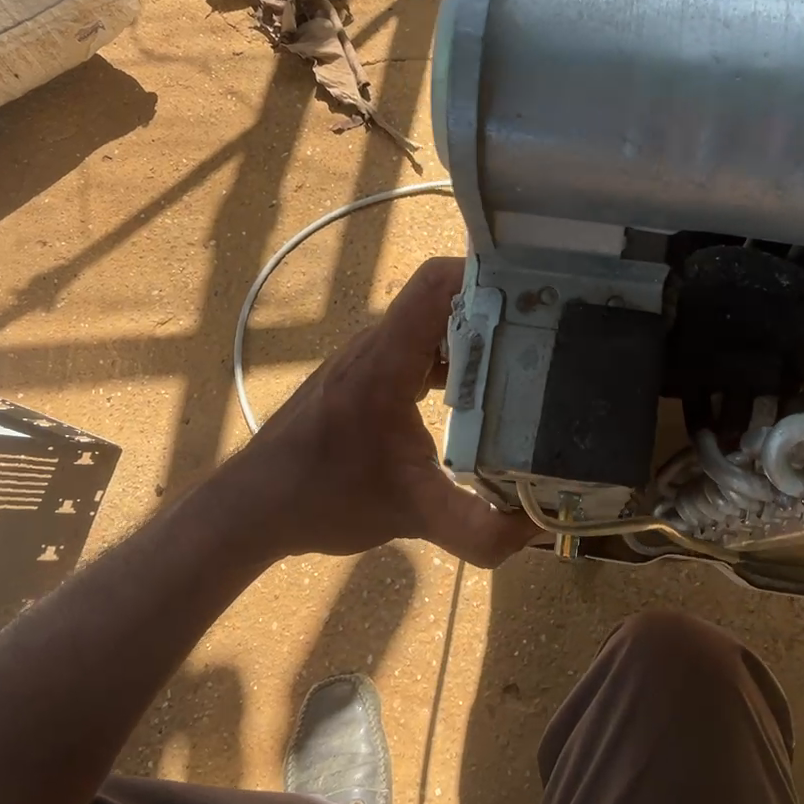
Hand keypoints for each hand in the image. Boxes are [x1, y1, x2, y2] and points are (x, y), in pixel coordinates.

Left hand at [230, 257, 540, 566]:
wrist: (254, 504)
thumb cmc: (323, 497)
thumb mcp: (411, 515)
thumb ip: (477, 528)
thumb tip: (536, 527)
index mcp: (387, 360)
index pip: (437, 283)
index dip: (488, 276)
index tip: (538, 297)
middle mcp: (378, 343)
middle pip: (444, 297)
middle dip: (499, 308)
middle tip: (549, 335)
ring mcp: (370, 355)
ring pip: (433, 321)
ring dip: (477, 334)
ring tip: (527, 360)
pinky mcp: (367, 373)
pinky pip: (420, 345)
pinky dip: (454, 357)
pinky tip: (477, 393)